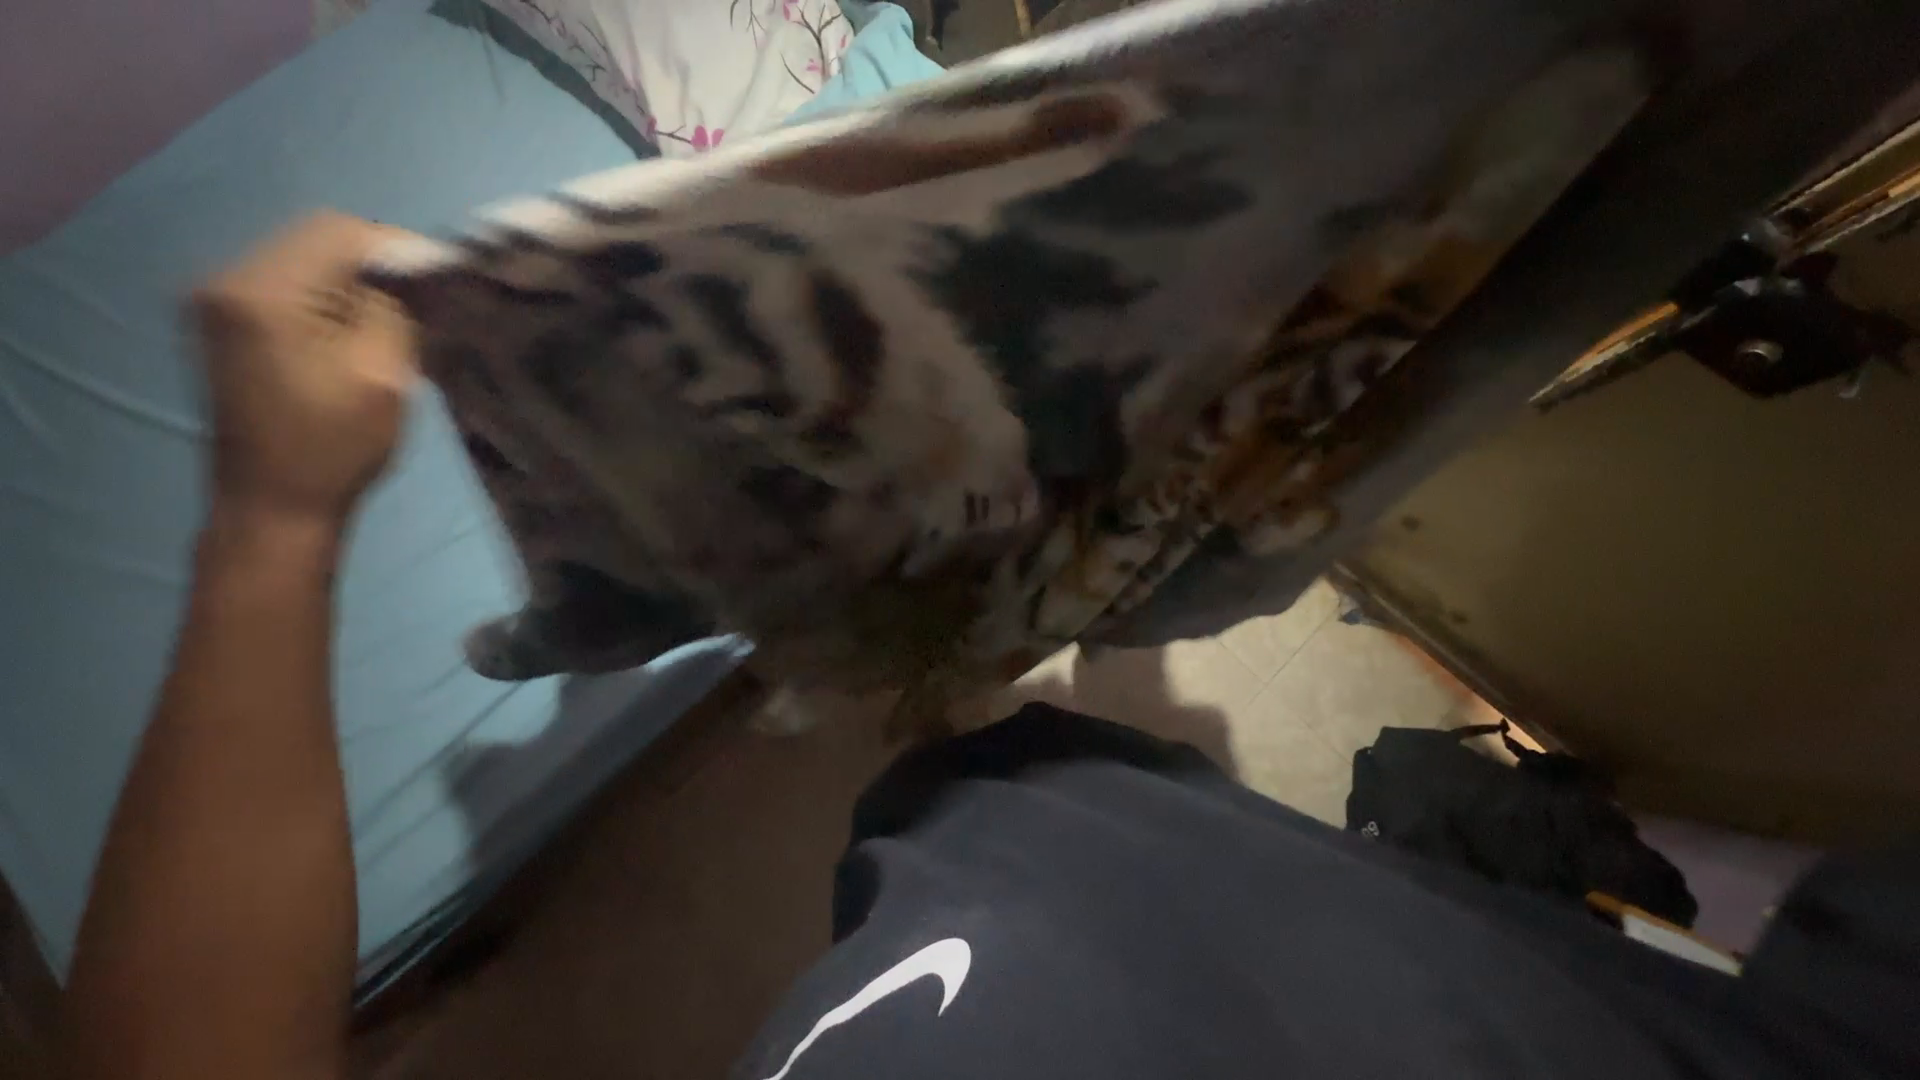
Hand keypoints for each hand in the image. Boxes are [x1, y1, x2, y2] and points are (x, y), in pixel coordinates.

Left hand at [191, 212, 417, 529]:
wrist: (272, 505)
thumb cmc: (335, 446)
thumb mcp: (383, 374)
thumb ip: (395, 309)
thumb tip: (413, 271)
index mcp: (263, 293)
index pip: (339, 232)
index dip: (399, 249)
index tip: (443, 284)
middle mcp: (228, 282)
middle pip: (317, 239)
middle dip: (379, 265)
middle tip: (427, 305)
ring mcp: (221, 302)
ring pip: (305, 261)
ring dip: (358, 283)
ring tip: (400, 322)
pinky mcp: (228, 324)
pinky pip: (290, 287)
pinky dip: (333, 299)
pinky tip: (362, 332)